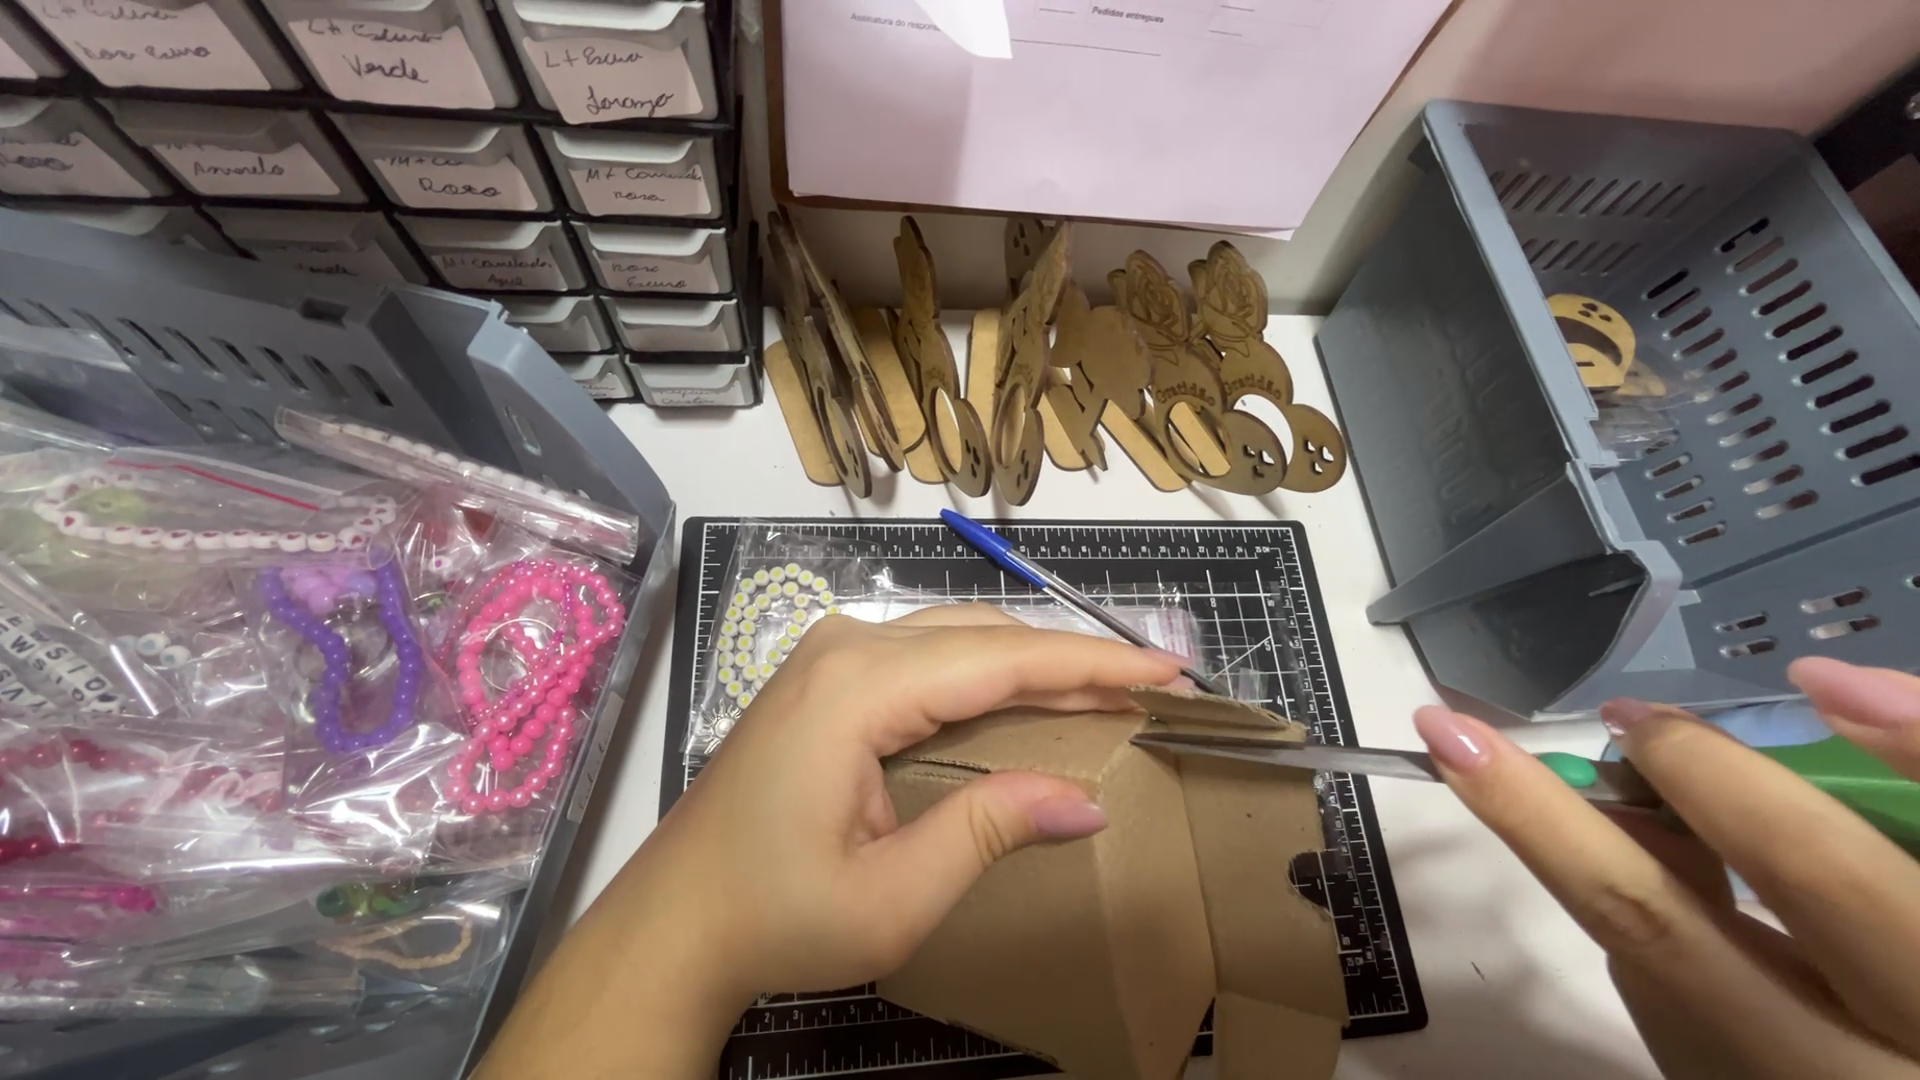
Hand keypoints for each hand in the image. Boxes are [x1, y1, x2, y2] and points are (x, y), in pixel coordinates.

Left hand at [477, 606, 1180, 1079]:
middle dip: (1072, 658)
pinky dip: (989, 670)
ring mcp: (832, 651)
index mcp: (856, 688)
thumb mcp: (894, 895)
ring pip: (958, 636)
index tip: (1166, 670)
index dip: (1090, 662)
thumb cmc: (776, 915)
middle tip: (1151, 685)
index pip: (999, 659)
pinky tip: (1028, 694)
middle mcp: (845, 645)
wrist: (677, 918)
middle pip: (983, 636)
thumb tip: (1087, 799)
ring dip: (1034, 660)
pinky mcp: (829, 670)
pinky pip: (928, 652)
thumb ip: (989, 829)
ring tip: (1107, 689)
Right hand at [1413, 659, 1919, 1078]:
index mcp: (1792, 1067)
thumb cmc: (1796, 1073)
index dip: (1539, 814)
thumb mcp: (1715, 1051)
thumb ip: (1669, 948)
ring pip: (1919, 849)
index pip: (1643, 917)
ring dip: (1891, 738)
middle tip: (1635, 724)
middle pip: (1803, 866)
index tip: (1454, 732)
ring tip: (1818, 684)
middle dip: (1700, 768)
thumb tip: (1626, 810)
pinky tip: (1864, 696)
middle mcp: (1914, 1039)